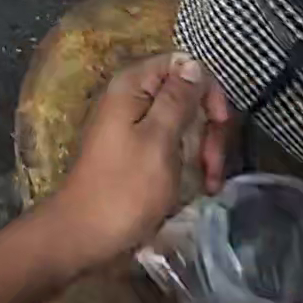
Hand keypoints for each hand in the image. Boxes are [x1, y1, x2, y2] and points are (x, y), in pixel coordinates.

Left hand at [43, 54, 231, 267]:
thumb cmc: (123, 189)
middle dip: (207, 126)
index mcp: (133, 84)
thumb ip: (178, 99)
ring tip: (208, 183)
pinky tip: (198, 185)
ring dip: (201, 148)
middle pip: (185, 93)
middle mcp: (132, 95)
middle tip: (213, 165)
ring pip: (182, 119)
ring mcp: (133, 122)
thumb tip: (195, 65)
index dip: (206, 89)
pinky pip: (170, 140)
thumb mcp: (159, 140)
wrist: (82, 238)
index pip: (182, 64)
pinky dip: (187, 160)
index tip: (219, 123)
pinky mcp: (135, 147)